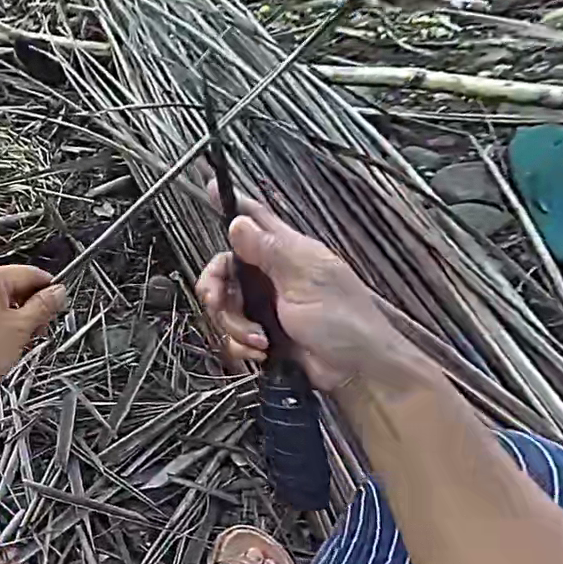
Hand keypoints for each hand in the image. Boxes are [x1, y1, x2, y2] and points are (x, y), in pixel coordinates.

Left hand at [0, 265, 66, 405]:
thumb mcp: (21, 328)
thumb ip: (44, 306)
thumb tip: (58, 292)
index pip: (31, 273)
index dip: (50, 291)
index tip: (60, 305)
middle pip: (17, 285)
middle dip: (34, 307)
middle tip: (40, 327)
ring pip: (6, 300)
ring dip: (21, 317)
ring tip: (22, 339)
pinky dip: (5, 323)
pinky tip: (7, 342)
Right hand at [195, 190, 428, 394]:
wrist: (355, 373)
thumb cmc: (343, 321)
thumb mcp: (306, 281)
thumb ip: (269, 252)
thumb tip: (237, 223)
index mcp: (287, 253)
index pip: (255, 220)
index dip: (231, 206)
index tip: (207, 190)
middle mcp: (270, 276)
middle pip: (223, 270)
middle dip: (215, 291)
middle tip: (217, 304)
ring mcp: (264, 306)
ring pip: (224, 307)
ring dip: (234, 327)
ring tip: (259, 341)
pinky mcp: (260, 334)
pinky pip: (232, 335)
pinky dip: (240, 346)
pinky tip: (260, 353)